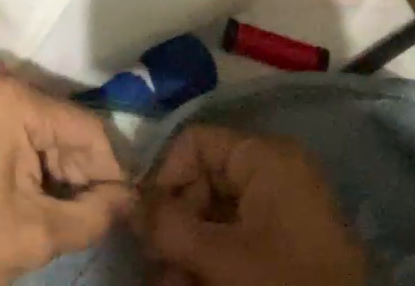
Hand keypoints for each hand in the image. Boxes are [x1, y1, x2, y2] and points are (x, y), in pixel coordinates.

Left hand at [0, 63, 131, 285]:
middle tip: (89, 219)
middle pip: (68, 128)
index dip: (112, 174)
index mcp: (17, 99)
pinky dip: (39, 162)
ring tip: (60, 214)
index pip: (90, 131)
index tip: (124, 212)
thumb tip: (133, 200)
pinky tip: (38, 197)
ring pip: (50, 130)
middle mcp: (3, 80)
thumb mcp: (39, 234)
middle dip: (84, 174)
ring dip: (62, 172)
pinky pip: (26, 128)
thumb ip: (96, 214)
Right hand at [138, 125, 364, 285]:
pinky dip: (212, 262)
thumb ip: (168, 227)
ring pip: (216, 216)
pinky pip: (238, 239)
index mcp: (264, 157)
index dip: (162, 178)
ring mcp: (284, 208)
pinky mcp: (290, 243)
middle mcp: (274, 172)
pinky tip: (195, 284)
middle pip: (202, 181)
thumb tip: (125, 203)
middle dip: (174, 226)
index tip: (144, 225)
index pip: (193, 143)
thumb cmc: (285, 283)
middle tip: (156, 269)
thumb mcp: (221, 257)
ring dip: (187, 251)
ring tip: (171, 284)